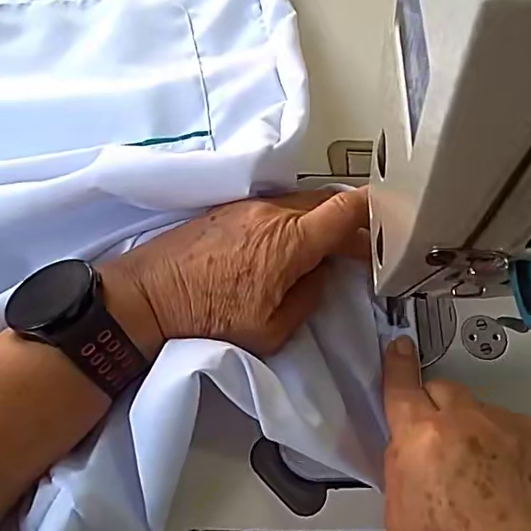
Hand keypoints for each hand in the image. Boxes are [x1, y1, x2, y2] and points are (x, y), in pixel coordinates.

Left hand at [100, 187, 368, 355]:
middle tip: (353, 249)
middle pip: (325, 201)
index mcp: (288, 241)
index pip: (348, 207)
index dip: (375, 214)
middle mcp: (268, 212)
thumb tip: (320, 275)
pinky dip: (285, 223)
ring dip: (313, 223)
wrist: (144, 300)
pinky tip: (279, 250)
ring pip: (296, 204)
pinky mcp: (224, 210)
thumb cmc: (201, 318)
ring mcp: (243, 206)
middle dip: (346, 223)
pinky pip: (268, 208)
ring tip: (313, 255)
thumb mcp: (271, 330)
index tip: (386, 228)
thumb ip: (309, 297)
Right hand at [380, 337, 530, 530]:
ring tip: (482, 481)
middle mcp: (467, 421)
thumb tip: (408, 449)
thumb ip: (400, 467)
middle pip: (442, 390)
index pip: (401, 385)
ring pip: (479, 411)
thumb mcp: (401, 518)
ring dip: (472, 431)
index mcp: (422, 438)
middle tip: (438, 447)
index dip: (396, 365)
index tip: (398, 350)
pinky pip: (511, 429)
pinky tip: (510, 487)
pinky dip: (505, 447)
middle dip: (434, 409)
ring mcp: (511, 426)